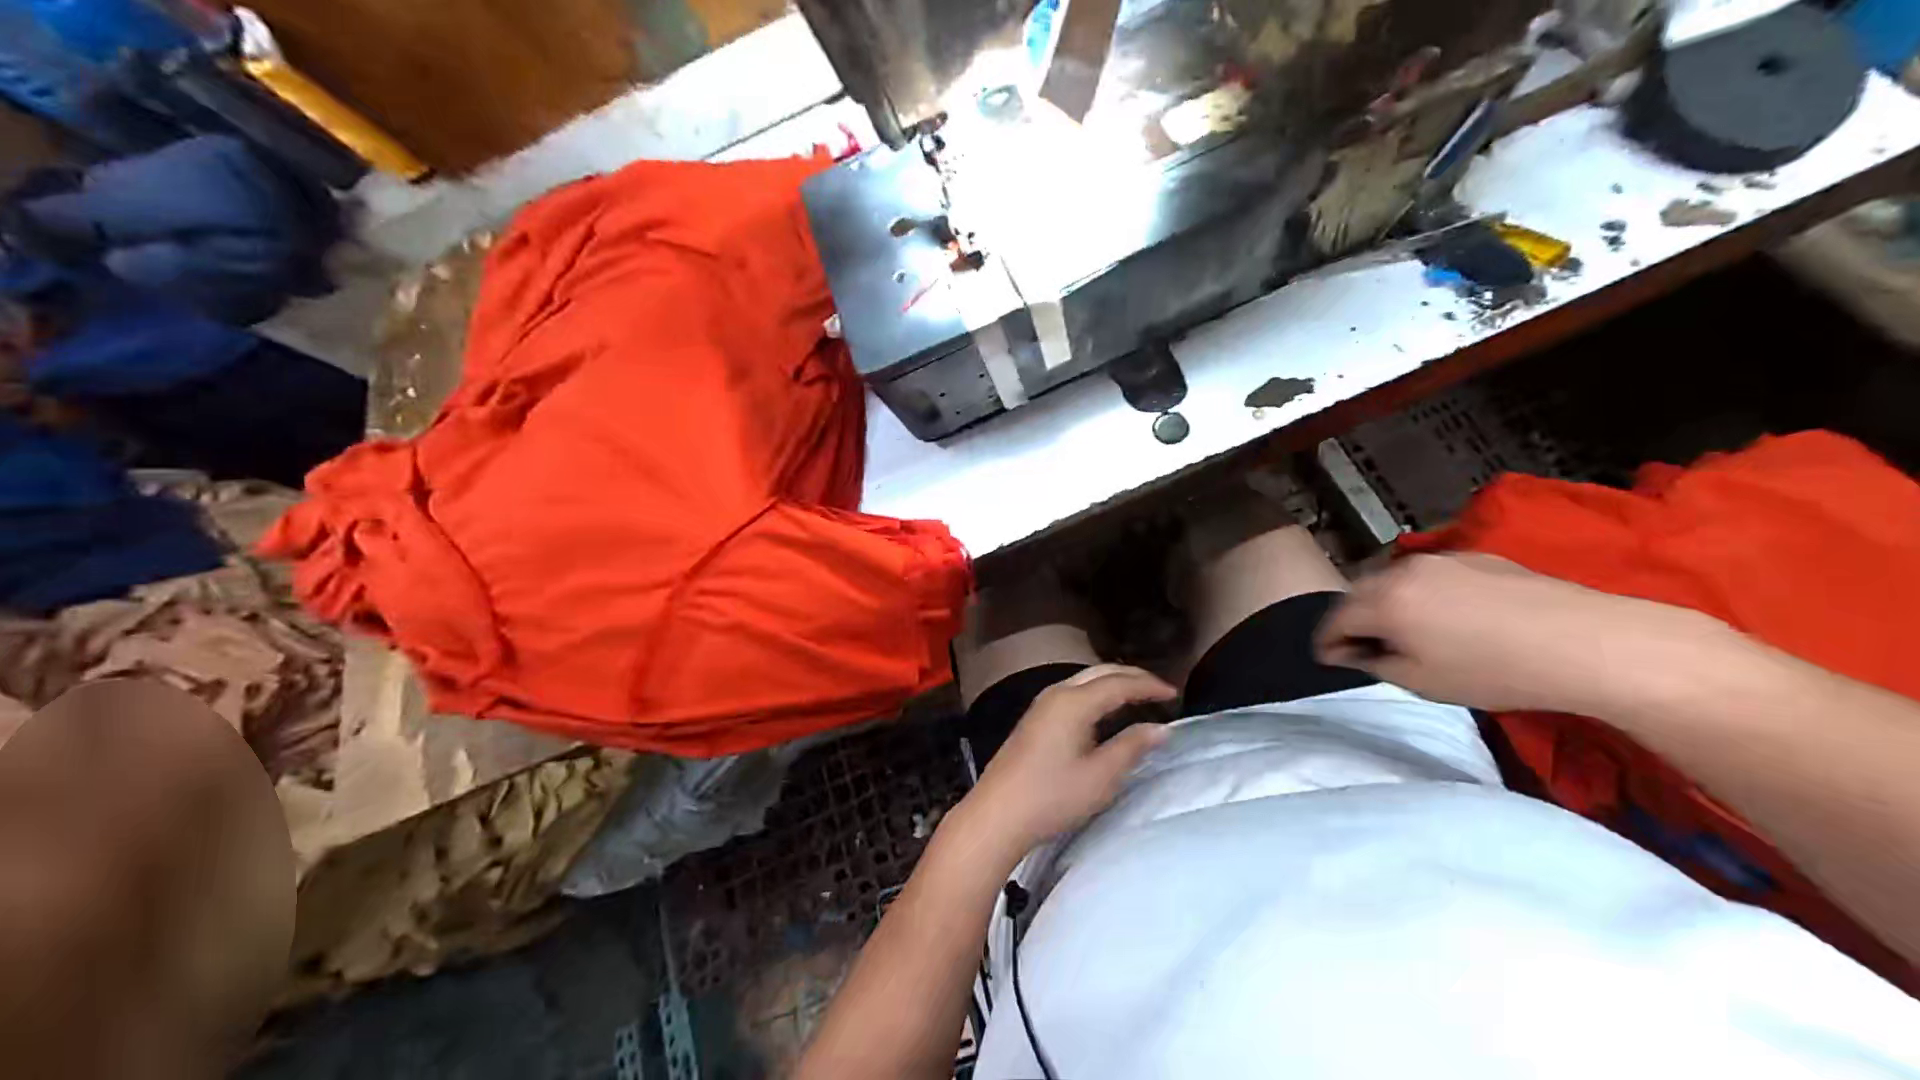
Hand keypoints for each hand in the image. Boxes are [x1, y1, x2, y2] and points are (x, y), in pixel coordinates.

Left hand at [949, 665, 1175, 859]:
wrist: (997, 814)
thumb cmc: (1052, 797)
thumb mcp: (1101, 776)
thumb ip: (1132, 746)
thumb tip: (1160, 728)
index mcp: (1074, 702)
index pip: (1120, 683)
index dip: (1150, 685)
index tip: (1175, 693)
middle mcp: (1056, 694)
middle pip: (1101, 672)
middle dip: (1132, 676)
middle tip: (1160, 690)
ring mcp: (1041, 704)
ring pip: (1085, 679)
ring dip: (1113, 682)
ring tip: (1139, 696)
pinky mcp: (1034, 718)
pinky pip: (1073, 691)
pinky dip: (1096, 692)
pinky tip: (1105, 710)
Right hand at [1315, 553, 1736, 715]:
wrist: (1590, 643)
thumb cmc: (1496, 672)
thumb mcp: (1421, 681)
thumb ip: (1373, 662)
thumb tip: (1352, 651)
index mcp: (1382, 601)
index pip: (1334, 620)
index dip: (1327, 644)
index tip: (1331, 661)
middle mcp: (1402, 570)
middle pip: (1359, 593)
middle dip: (1354, 619)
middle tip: (1364, 647)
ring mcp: (1442, 559)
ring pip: (1393, 580)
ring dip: (1387, 603)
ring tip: (1405, 631)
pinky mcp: (1477, 557)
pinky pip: (1430, 574)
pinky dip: (1421, 593)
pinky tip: (1447, 617)